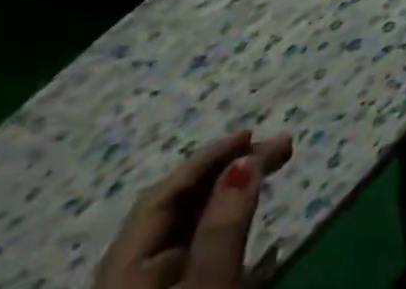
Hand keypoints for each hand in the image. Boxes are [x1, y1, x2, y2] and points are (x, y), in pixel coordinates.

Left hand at [95, 131, 293, 288]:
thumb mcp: (208, 287)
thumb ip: (225, 225)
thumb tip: (245, 161)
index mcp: (125, 266)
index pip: (165, 194)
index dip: (208, 157)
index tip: (253, 132)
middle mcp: (129, 272)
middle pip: (176, 205)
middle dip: (227, 168)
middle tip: (280, 146)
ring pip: (186, 224)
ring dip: (228, 190)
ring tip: (270, 167)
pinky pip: (192, 246)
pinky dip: (222, 219)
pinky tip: (245, 215)